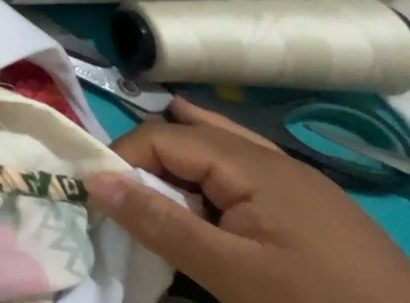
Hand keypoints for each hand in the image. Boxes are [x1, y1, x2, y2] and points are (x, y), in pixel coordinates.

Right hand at [87, 98, 409, 302]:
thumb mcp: (232, 273)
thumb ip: (160, 223)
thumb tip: (92, 179)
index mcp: (253, 166)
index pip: (160, 137)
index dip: (123, 160)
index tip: (105, 199)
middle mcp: (275, 160)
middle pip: (188, 136)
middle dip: (148, 160)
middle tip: (127, 199)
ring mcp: (302, 183)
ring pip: (219, 147)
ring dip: (179, 165)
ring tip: (152, 187)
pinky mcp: (316, 210)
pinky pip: (248, 172)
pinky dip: (214, 175)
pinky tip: (205, 191)